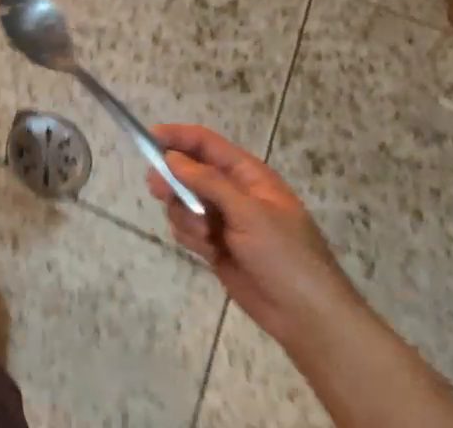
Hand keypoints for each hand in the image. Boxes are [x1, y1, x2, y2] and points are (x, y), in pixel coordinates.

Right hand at [146, 124, 361, 347]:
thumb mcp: (250, 213)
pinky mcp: (213, 243)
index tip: (147, 138)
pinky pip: (184, 227)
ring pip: (181, 201)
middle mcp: (233, 192)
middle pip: (186, 170)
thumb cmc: (286, 257)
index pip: (206, 143)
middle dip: (172, 181)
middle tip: (160, 192)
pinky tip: (208, 252)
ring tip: (204, 236)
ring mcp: (222, 219)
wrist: (306, 316)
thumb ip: (208, 182)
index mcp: (249, 176)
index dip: (176, 137)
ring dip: (183, 215)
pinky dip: (189, 236)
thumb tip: (171, 157)